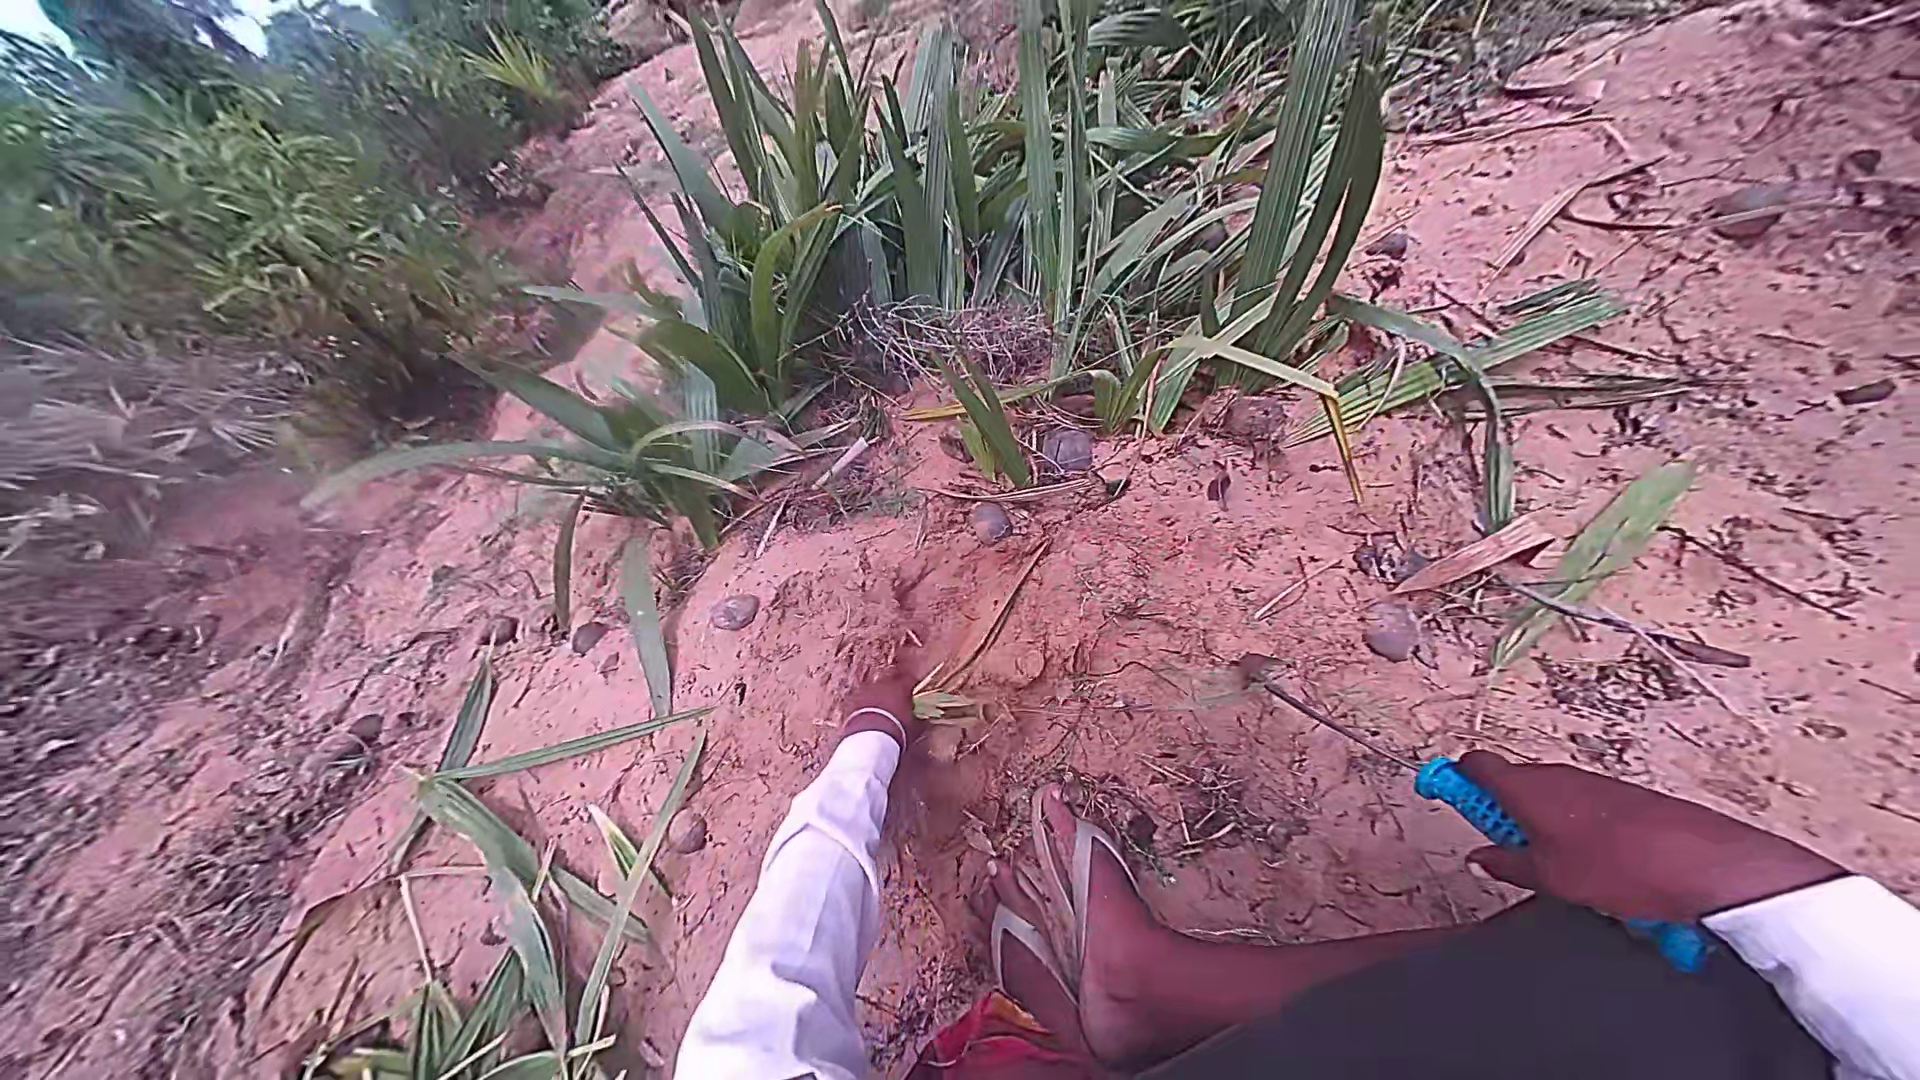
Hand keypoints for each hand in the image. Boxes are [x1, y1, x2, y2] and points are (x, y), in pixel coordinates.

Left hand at [838, 670, 922, 749]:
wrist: (868, 739)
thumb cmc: (896, 731)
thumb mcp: (914, 728)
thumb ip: (918, 720)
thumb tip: (924, 721)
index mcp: (901, 687)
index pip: (909, 679)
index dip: (911, 685)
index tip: (912, 691)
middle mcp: (882, 684)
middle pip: (889, 680)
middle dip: (892, 689)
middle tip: (895, 700)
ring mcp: (865, 690)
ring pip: (873, 689)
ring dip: (877, 696)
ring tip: (879, 710)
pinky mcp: (851, 700)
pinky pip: (860, 698)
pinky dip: (863, 704)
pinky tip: (865, 716)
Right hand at [1456, 750, 1842, 921]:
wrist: (1718, 868)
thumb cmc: (1623, 867)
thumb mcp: (1551, 877)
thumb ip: (1506, 863)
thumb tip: (1481, 857)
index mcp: (1522, 786)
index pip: (1472, 764)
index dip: (1458, 779)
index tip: (1453, 796)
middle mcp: (1553, 775)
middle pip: (1511, 780)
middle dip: (1504, 808)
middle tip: (1510, 844)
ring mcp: (1594, 783)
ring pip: (1553, 794)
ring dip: (1546, 819)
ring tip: (1564, 861)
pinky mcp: (1630, 796)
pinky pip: (1589, 805)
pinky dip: (1583, 826)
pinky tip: (1606, 863)